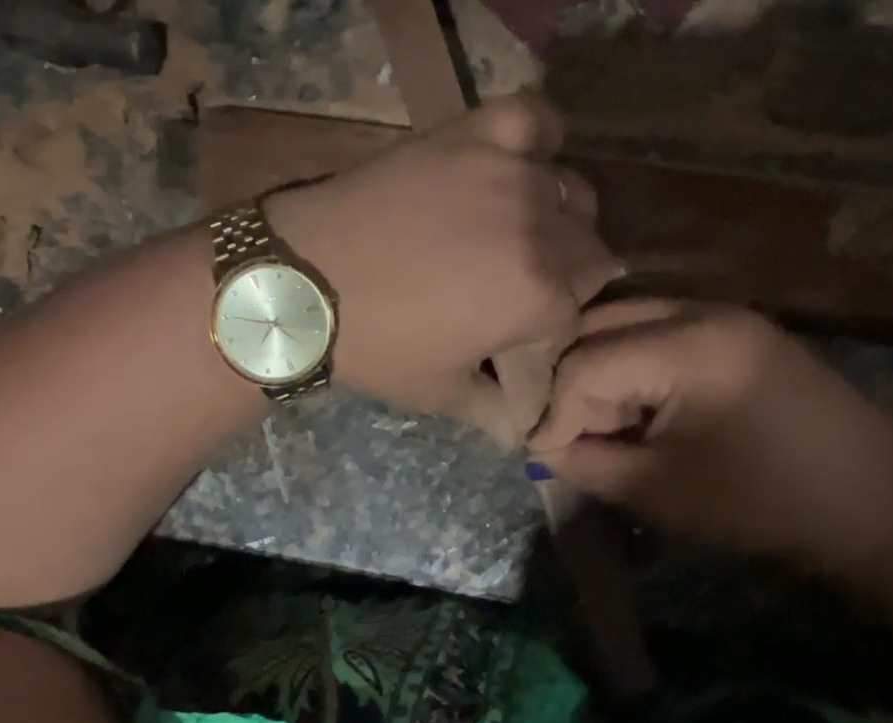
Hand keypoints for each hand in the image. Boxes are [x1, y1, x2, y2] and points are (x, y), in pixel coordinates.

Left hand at [264, 92, 622, 444]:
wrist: (304, 281)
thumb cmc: (375, 346)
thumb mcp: (438, 393)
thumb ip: (493, 410)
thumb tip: (522, 432)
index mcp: (538, 297)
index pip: (576, 314)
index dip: (549, 331)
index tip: (521, 337)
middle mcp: (540, 231)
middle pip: (588, 251)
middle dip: (565, 278)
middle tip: (519, 289)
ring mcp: (509, 174)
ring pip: (572, 192)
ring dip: (560, 218)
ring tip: (521, 234)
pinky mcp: (472, 135)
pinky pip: (534, 119)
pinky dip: (537, 139)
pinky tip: (519, 165)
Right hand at [528, 300, 892, 574]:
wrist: (870, 498)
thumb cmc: (760, 500)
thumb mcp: (657, 489)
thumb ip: (587, 461)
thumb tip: (544, 444)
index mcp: (688, 343)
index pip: (584, 360)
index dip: (554, 410)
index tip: (547, 455)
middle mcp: (702, 308)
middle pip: (598, 323)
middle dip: (569, 379)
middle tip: (565, 432)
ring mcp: (723, 314)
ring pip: (626, 321)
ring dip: (598, 368)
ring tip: (598, 423)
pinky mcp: (735, 332)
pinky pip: (659, 332)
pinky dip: (631, 365)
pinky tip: (633, 409)